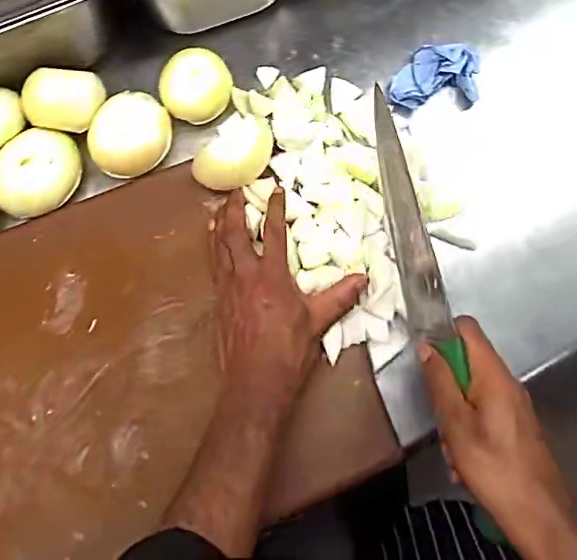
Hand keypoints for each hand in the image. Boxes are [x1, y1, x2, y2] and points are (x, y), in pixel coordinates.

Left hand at [213, 187, 364, 407]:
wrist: (253, 386)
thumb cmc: (287, 353)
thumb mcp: (317, 322)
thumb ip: (339, 297)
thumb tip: (363, 279)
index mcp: (271, 276)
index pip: (273, 233)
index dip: (275, 209)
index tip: (277, 190)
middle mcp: (245, 276)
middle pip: (235, 233)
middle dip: (235, 208)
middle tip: (236, 190)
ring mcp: (228, 288)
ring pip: (219, 247)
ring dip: (219, 224)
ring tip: (218, 208)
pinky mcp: (218, 302)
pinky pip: (213, 265)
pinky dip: (213, 248)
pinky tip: (213, 243)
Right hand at [420, 318, 576, 559]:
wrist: (540, 517)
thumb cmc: (494, 467)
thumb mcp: (456, 424)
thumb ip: (440, 382)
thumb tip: (427, 347)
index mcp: (494, 373)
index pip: (467, 327)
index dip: (444, 334)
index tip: (427, 359)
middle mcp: (508, 381)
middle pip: (468, 362)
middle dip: (448, 385)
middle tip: (441, 419)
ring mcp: (515, 404)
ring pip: (474, 391)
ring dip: (457, 414)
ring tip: (453, 449)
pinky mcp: (518, 426)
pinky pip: (486, 412)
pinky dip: (471, 429)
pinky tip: (467, 462)